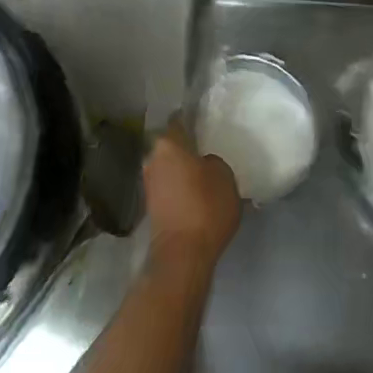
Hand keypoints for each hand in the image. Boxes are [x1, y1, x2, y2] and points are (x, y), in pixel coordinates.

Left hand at [143, 120, 240, 269]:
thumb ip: (214, 162)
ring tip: (202, 178)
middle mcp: (151, 157)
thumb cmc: (205, 206)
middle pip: (170, 146)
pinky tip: (193, 197)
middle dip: (184, 149)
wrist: (183, 251)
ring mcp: (148, 181)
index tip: (201, 123)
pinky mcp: (150, 203)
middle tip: (204, 153)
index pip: (178, 122)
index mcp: (167, 143)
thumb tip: (204, 164)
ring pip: (167, 167)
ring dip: (181, 170)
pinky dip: (178, 188)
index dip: (190, 120)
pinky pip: (167, 186)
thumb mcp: (224, 177)